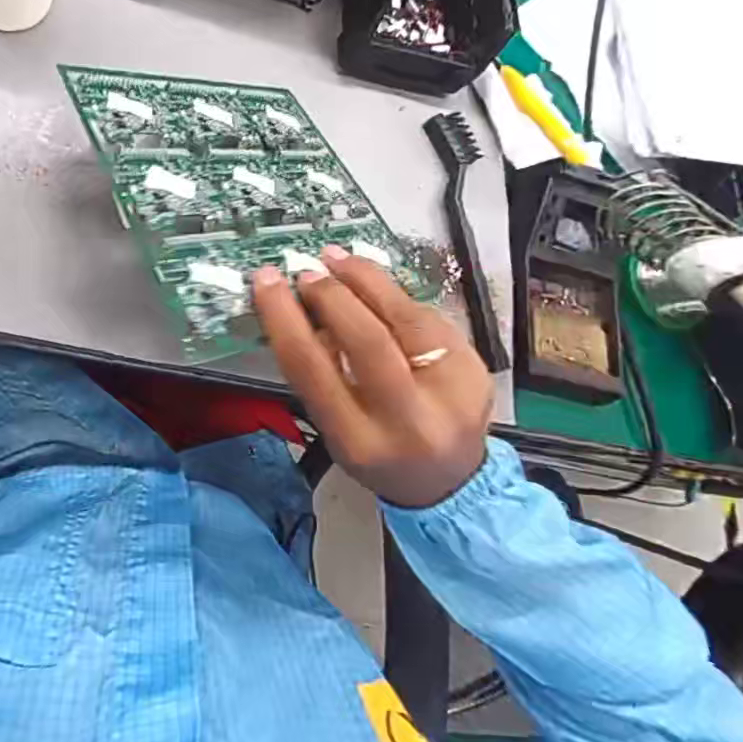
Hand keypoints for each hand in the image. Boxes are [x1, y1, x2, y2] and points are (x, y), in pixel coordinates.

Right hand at [253, 245, 491, 506]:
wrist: (450, 483)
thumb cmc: (375, 451)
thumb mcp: (333, 425)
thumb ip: (319, 371)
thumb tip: (305, 307)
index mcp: (359, 439)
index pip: (312, 368)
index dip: (284, 317)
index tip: (266, 282)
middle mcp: (409, 420)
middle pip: (367, 341)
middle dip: (331, 296)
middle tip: (307, 270)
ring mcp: (452, 393)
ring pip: (405, 319)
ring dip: (364, 280)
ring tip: (334, 258)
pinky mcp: (476, 368)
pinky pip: (427, 318)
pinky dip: (392, 295)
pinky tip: (369, 282)